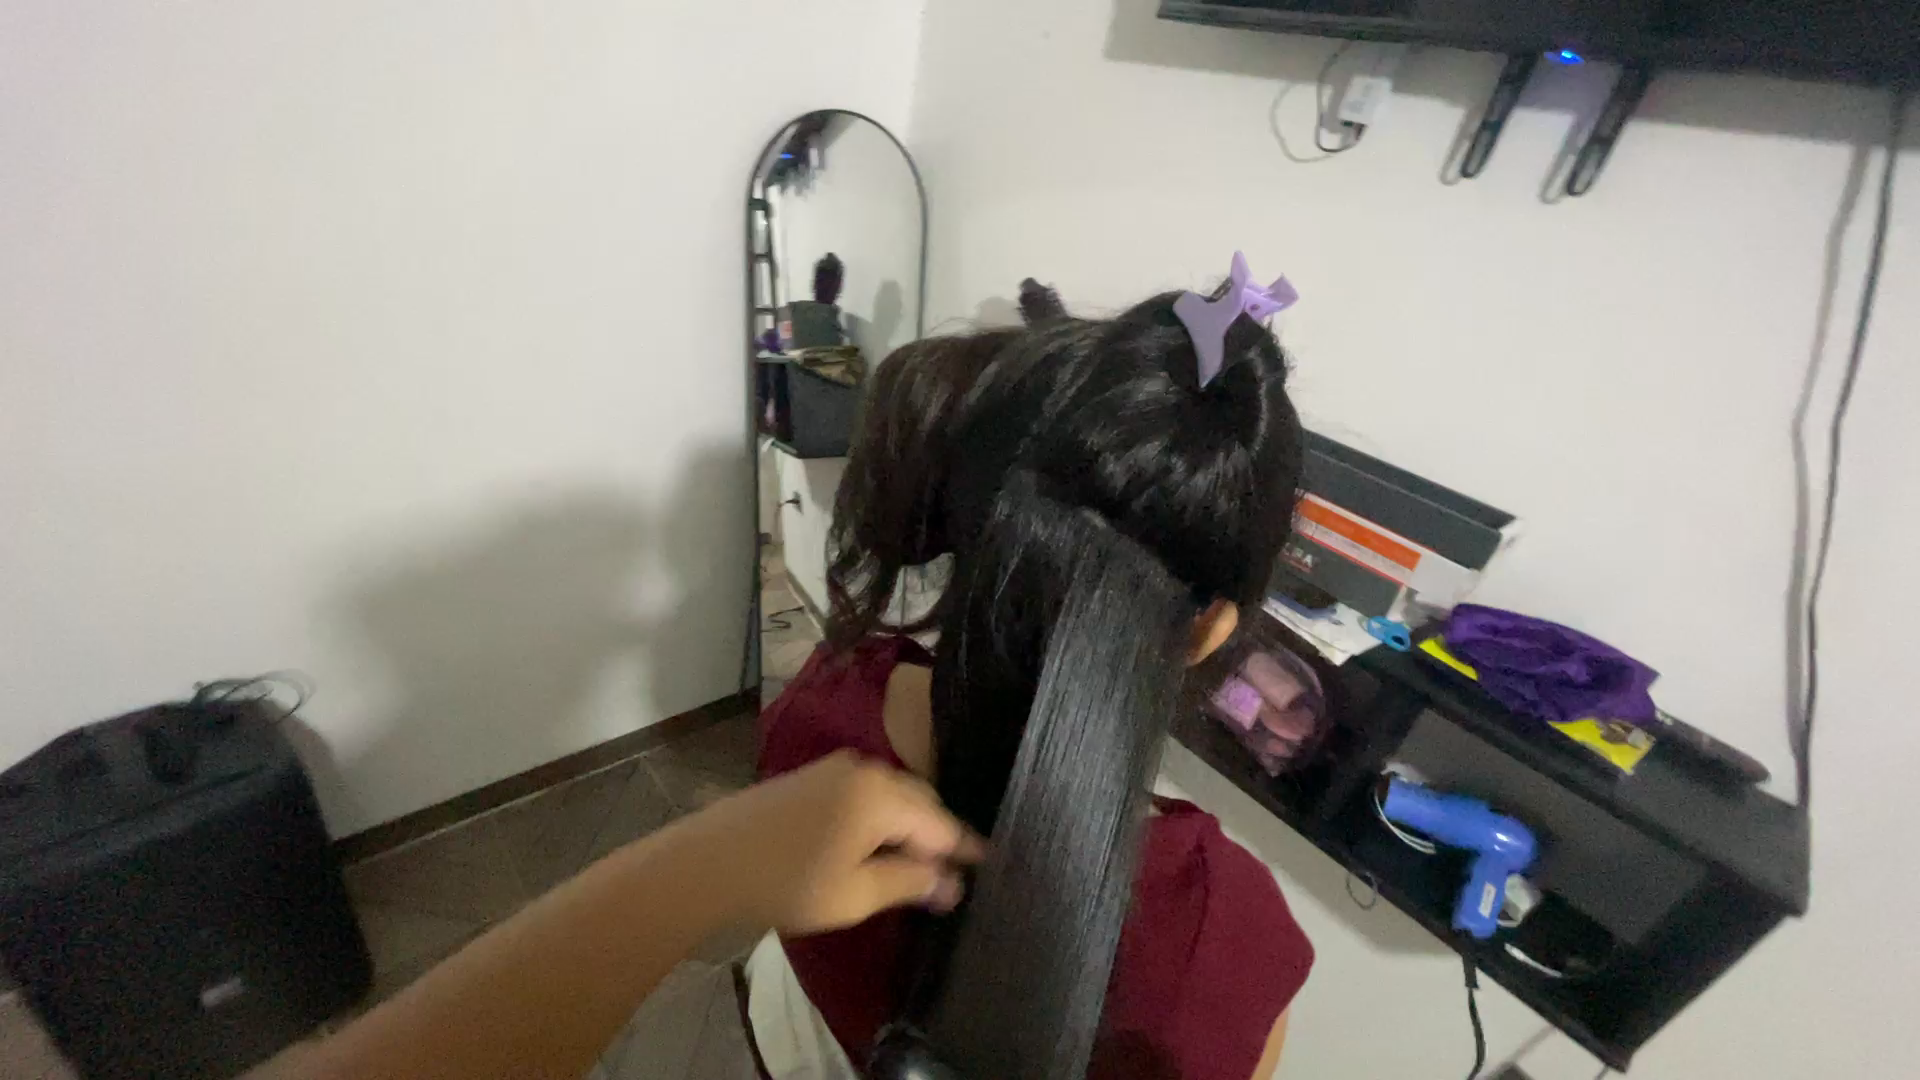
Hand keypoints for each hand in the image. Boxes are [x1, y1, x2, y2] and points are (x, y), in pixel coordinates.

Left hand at [666, 751, 985, 933]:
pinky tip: (876, 840)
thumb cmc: (788, 882)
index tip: (987, 864)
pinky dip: (883, 813)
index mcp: (882, 795)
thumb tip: (951, 883)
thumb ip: (909, 881)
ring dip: (908, 823)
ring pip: (893, 792)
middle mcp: (867, 769)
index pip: (939, 821)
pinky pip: (869, 789)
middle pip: (919, 800)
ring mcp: (839, 766)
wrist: (710, 860)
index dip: (964, 846)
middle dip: (936, 833)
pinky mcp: (817, 773)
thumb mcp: (855, 894)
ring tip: (915, 860)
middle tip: (949, 872)